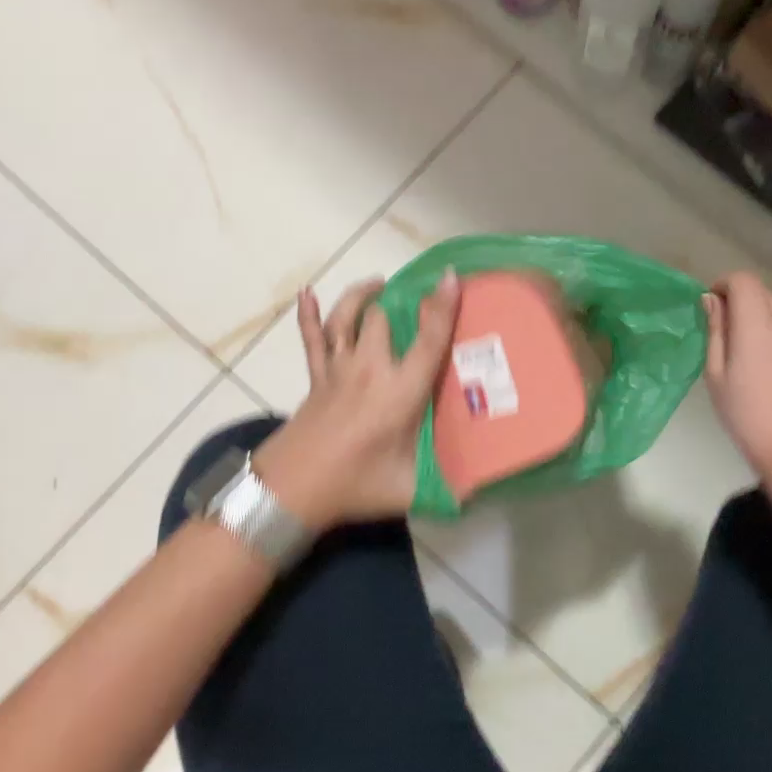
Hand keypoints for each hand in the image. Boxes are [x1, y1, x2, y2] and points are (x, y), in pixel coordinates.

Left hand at [250, 270, 460, 530]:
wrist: (291, 489)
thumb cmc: (355, 486)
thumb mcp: (410, 490)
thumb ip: (447, 488)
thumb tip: (480, 493)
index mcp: (399, 392)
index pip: (427, 340)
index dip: (442, 307)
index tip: (451, 278)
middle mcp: (369, 370)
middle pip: (382, 317)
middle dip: (402, 300)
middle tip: (420, 296)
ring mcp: (338, 370)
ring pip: (345, 318)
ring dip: (362, 296)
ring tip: (379, 285)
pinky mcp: (316, 378)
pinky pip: (311, 339)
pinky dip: (308, 314)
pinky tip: (307, 293)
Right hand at [703, 272, 771, 476]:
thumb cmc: (746, 414)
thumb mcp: (717, 374)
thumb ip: (715, 331)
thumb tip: (711, 301)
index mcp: (757, 324)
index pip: (743, 281)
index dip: (723, 285)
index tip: (709, 307)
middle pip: (761, 291)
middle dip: (738, 299)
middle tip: (721, 331)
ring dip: (756, 314)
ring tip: (742, 349)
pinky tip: (764, 362)